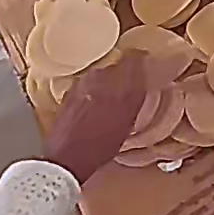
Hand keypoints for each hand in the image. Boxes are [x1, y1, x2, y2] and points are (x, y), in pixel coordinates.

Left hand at [43, 51, 147, 183]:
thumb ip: (135, 97)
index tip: (146, 63)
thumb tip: (143, 81)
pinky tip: (96, 106)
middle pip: (117, 65)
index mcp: (121, 84)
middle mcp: (101, 78)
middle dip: (124, 74)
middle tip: (130, 88)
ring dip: (108, 82)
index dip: (141, 59)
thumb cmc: (102, 145)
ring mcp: (83, 83)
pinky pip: (89, 84)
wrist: (67, 156)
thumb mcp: (128, 122)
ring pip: (102, 74)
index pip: (134, 58)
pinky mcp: (70, 91)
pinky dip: (94, 90)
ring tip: (112, 100)